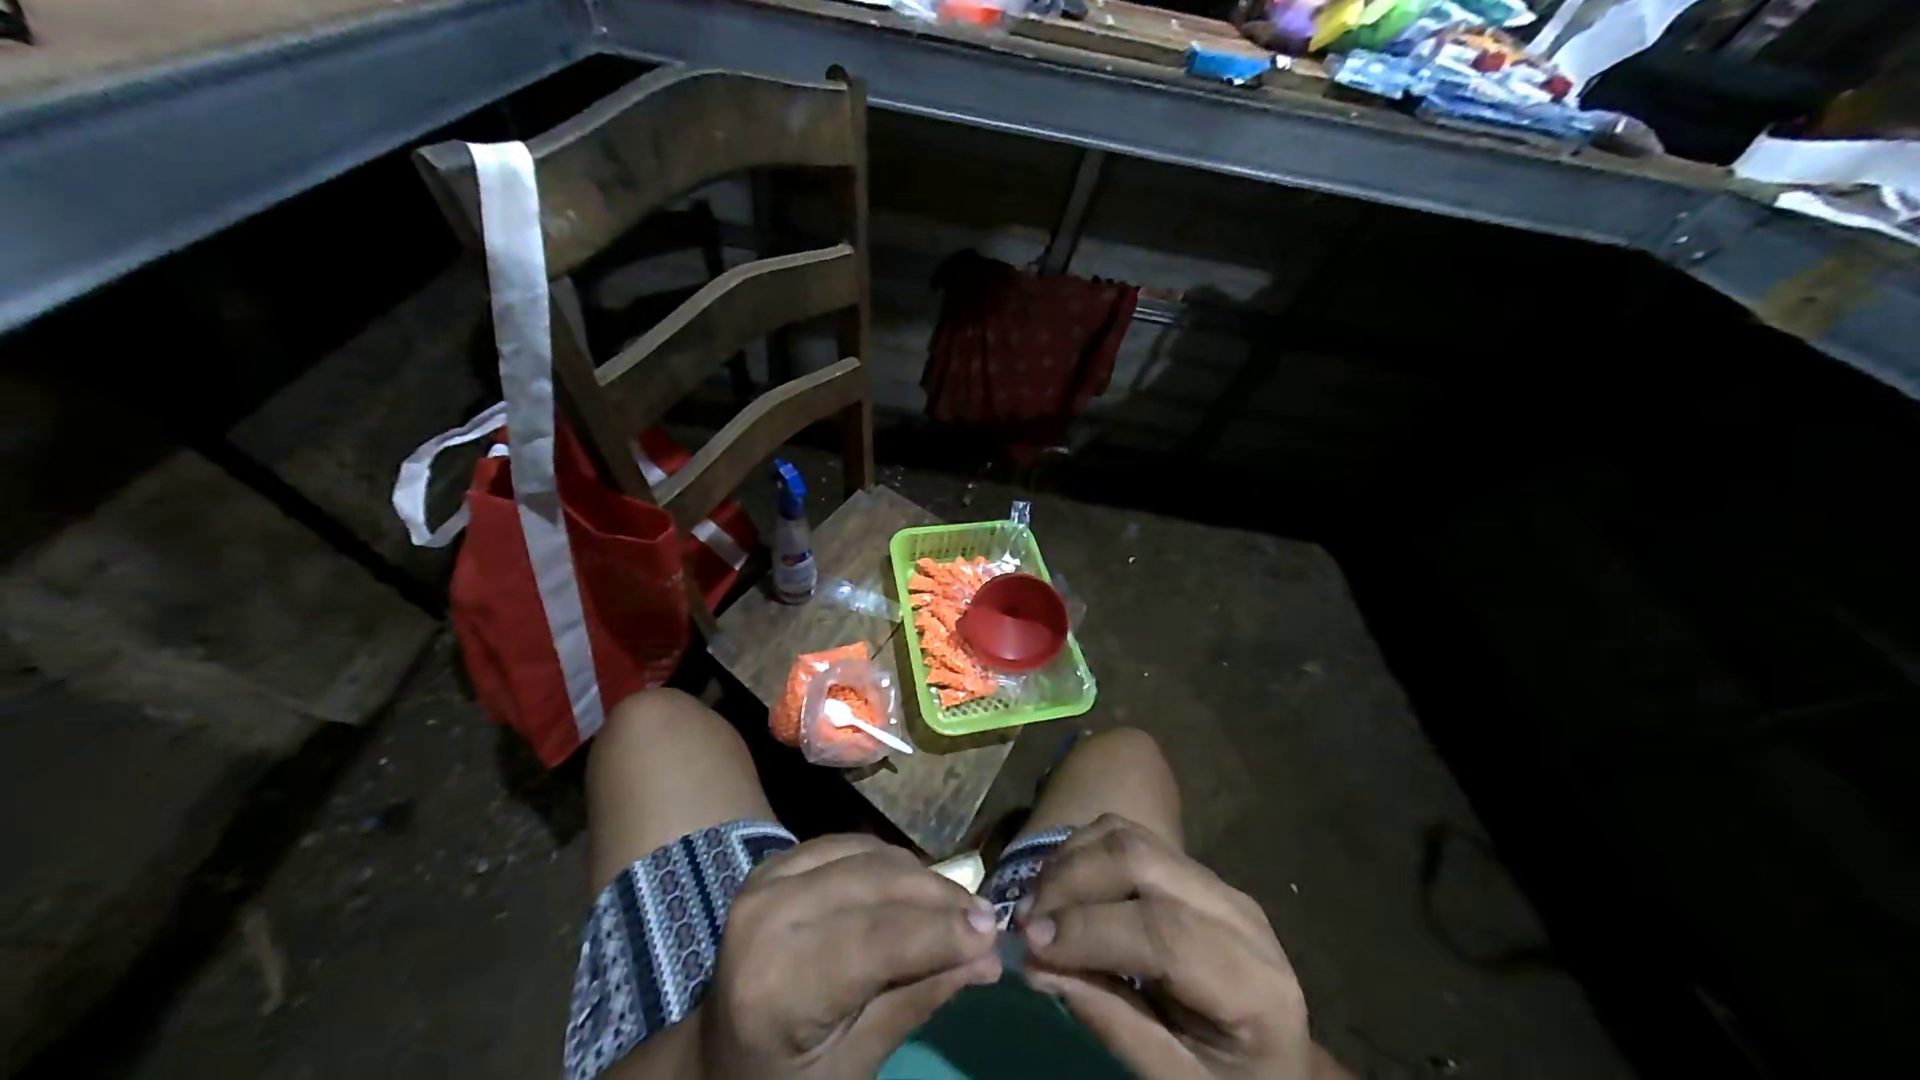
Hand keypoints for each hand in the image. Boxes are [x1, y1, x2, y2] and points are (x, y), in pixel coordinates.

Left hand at [703, 834, 1002, 1078]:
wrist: (717, 1051)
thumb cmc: (787, 1075)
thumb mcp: (854, 1062)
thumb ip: (918, 999)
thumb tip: (987, 958)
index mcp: (775, 985)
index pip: (873, 941)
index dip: (938, 931)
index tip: (992, 931)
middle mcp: (765, 916)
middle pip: (875, 886)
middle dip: (938, 898)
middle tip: (985, 919)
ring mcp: (767, 879)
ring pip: (868, 856)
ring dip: (920, 878)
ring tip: (957, 907)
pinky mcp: (776, 861)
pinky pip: (851, 845)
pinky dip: (890, 863)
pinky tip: (914, 889)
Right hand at [1016, 814, 1315, 1079]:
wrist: (1275, 1064)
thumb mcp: (1174, 1079)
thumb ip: (1109, 1020)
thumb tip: (1035, 966)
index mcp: (1252, 982)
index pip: (1163, 930)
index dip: (1088, 928)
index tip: (1029, 944)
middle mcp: (1237, 912)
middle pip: (1140, 859)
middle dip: (1070, 881)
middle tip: (1023, 921)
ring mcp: (1213, 881)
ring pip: (1128, 835)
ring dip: (1071, 861)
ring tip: (1036, 904)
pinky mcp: (1190, 868)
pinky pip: (1128, 834)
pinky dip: (1084, 850)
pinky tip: (1062, 886)